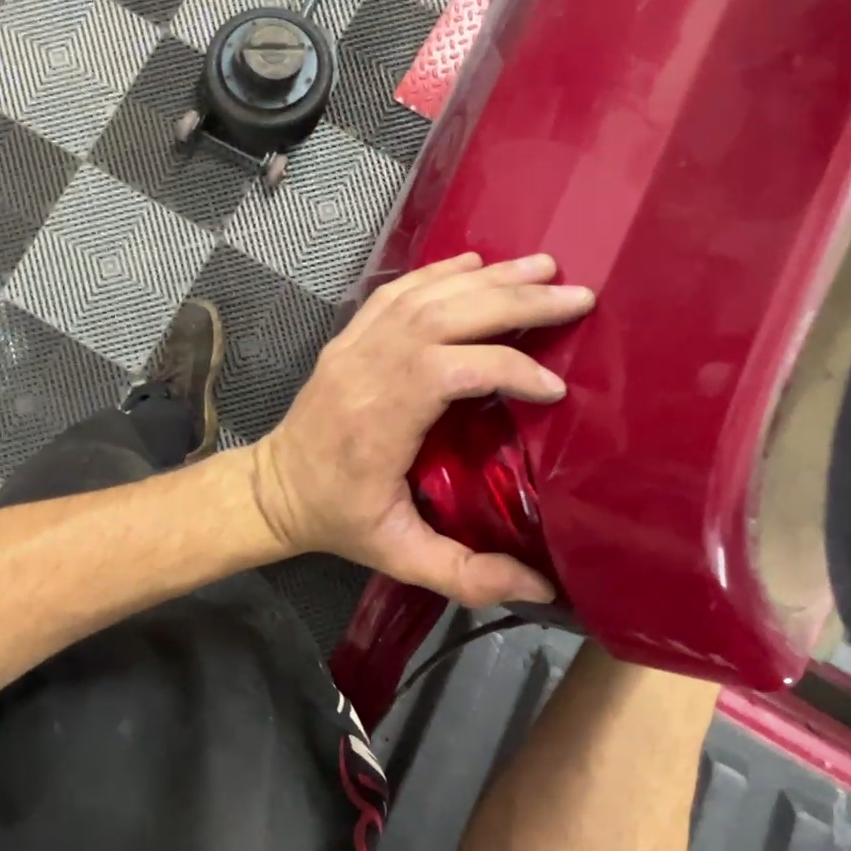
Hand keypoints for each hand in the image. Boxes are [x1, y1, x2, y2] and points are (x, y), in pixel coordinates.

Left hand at [250, 252, 594, 606]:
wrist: (274, 489)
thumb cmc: (339, 518)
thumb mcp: (399, 557)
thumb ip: (466, 576)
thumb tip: (542, 589)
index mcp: (379, 422)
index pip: (447, 370)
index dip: (505, 368)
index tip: (553, 387)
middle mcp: (365, 370)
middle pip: (443, 317)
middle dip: (513, 302)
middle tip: (576, 296)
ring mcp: (353, 346)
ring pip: (423, 296)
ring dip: (486, 278)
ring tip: (544, 266)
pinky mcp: (349, 336)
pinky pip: (396, 292)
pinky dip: (438, 272)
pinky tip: (476, 261)